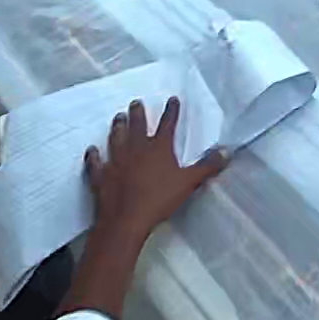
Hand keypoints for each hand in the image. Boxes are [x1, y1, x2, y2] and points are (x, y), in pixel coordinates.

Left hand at [55, 97, 226, 319]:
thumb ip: (207, 167)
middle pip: (137, 125)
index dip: (171, 111)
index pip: (167, 123)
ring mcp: (116, 160)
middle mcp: (136, 148)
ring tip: (118, 117)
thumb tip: (227, 152)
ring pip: (116, 138)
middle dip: (138, 113)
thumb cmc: (159, 200)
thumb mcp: (189, 183)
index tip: (172, 99)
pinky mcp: (101, 176)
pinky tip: (91, 150)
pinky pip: (96, 163)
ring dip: (117, 127)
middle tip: (136, 102)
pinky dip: (93, 156)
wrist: (125, 220)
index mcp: (159, 147)